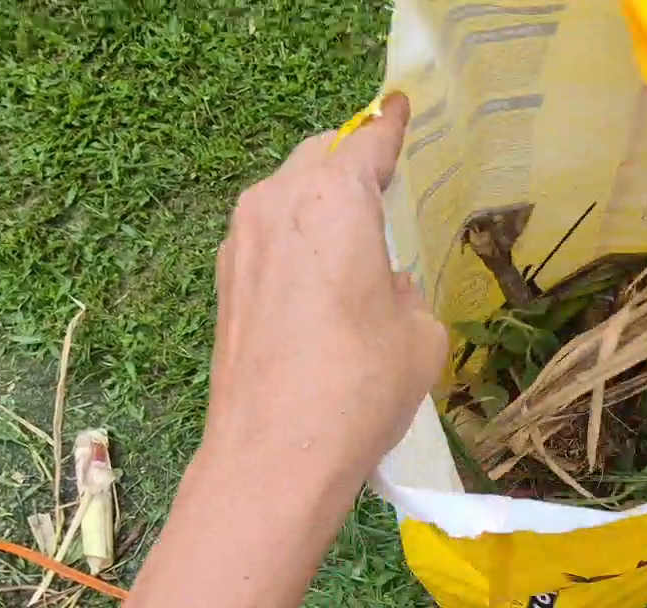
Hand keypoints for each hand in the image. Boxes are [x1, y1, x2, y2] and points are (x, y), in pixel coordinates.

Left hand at [201, 93, 445, 496]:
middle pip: (318, 160)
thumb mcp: (421, 338)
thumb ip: (408, 294)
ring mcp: (239, 243)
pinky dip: (294, 243)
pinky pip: (267, 239)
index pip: (368, 142)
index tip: (400, 112)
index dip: (391, 129)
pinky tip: (316, 286)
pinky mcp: (224, 283)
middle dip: (350, 164)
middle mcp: (276, 203)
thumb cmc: (361, 389)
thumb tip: (383, 286)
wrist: (275, 456)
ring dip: (318, 206)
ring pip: (286, 198)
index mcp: (333, 200)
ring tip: (350, 242)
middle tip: (381, 188)